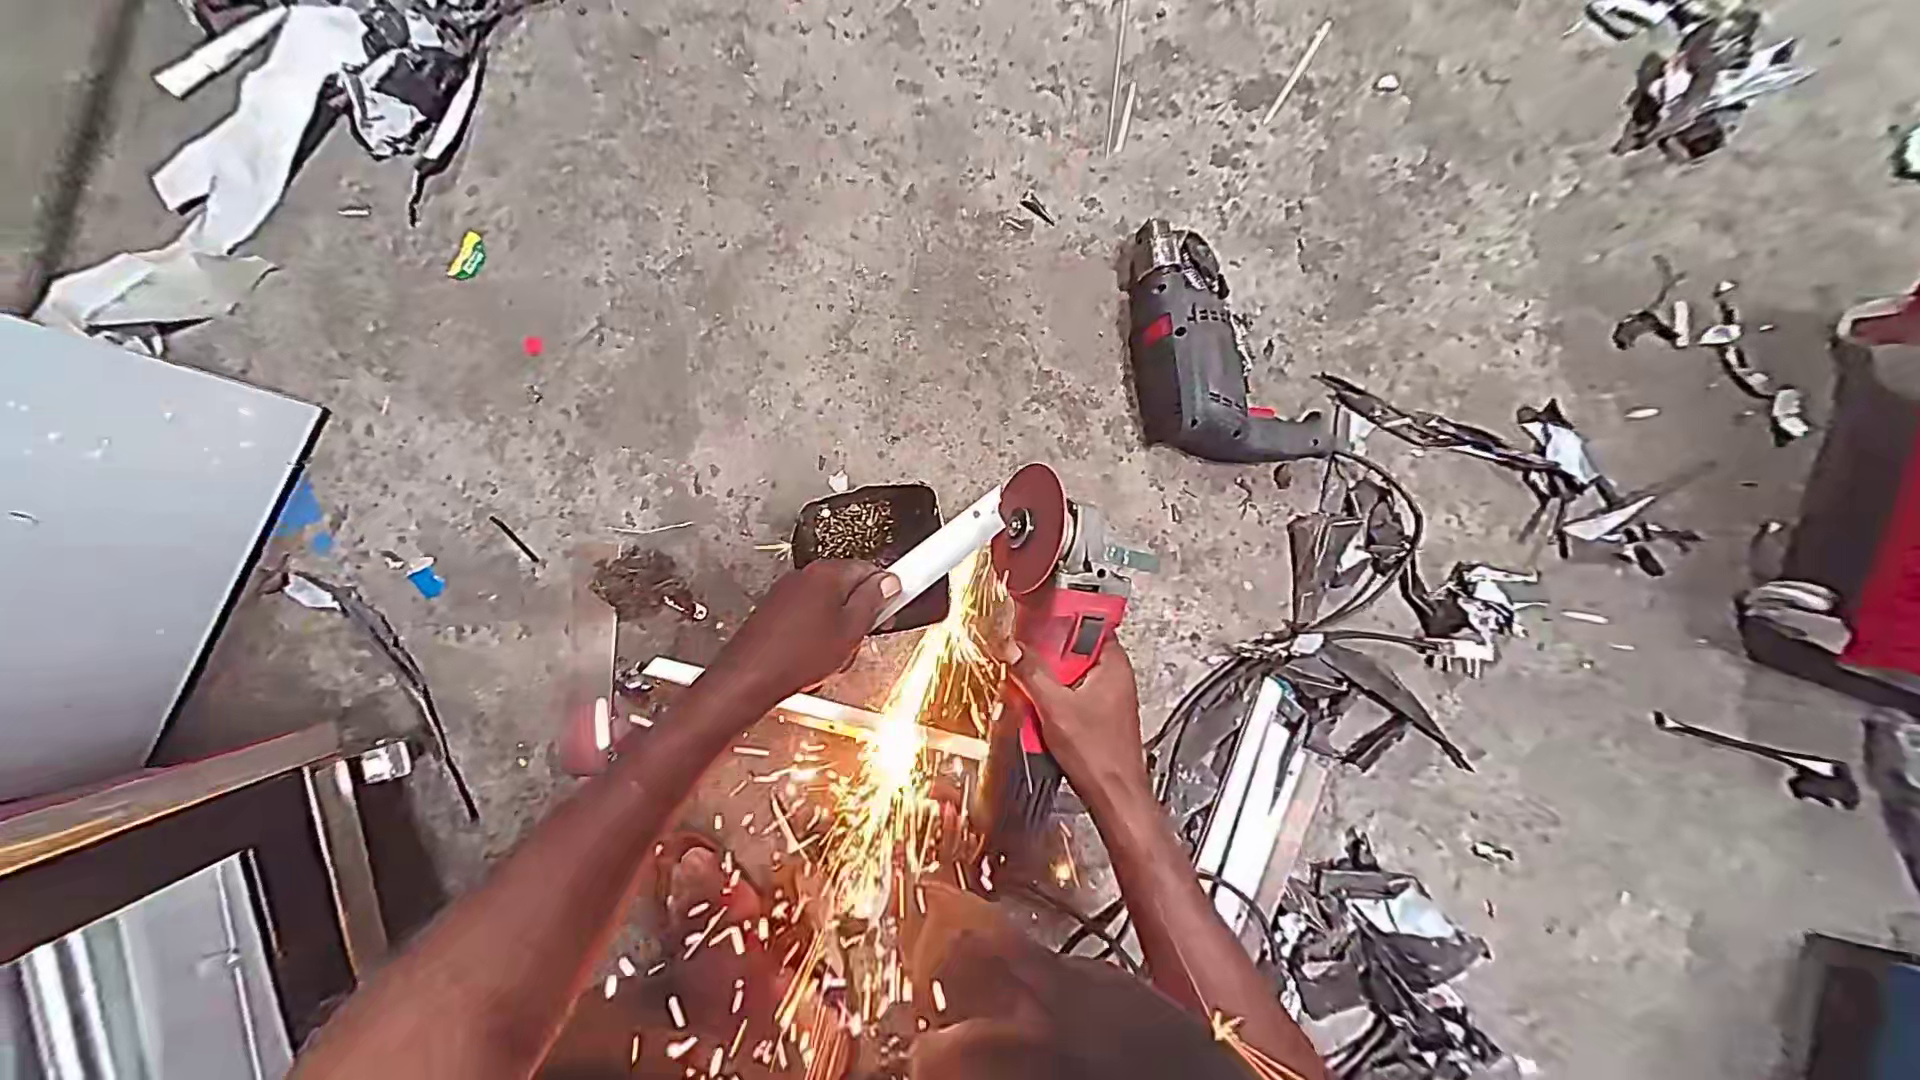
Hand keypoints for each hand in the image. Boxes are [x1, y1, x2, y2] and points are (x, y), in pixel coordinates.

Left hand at [711, 560, 899, 706]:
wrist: (748, 679)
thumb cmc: (794, 656)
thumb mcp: (851, 630)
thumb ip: (874, 602)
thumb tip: (888, 584)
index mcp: (828, 574)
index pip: (870, 569)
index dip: (887, 590)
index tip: (895, 604)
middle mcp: (805, 576)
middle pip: (848, 587)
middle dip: (860, 613)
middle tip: (862, 636)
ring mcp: (787, 593)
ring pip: (828, 605)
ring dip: (838, 628)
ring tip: (834, 654)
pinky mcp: (775, 612)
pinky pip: (808, 618)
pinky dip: (816, 636)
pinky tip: (814, 658)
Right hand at [1001, 639, 1148, 803]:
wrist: (1113, 796)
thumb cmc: (1100, 755)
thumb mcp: (1055, 707)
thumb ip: (1032, 673)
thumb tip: (1013, 649)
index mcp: (1112, 664)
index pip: (1087, 623)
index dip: (1059, 621)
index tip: (1036, 623)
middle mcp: (1113, 675)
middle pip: (1072, 650)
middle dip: (1047, 658)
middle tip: (1027, 662)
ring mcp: (1106, 695)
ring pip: (1068, 674)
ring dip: (1047, 681)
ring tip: (1032, 691)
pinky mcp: (1097, 713)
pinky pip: (1069, 694)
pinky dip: (1054, 700)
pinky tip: (1042, 713)